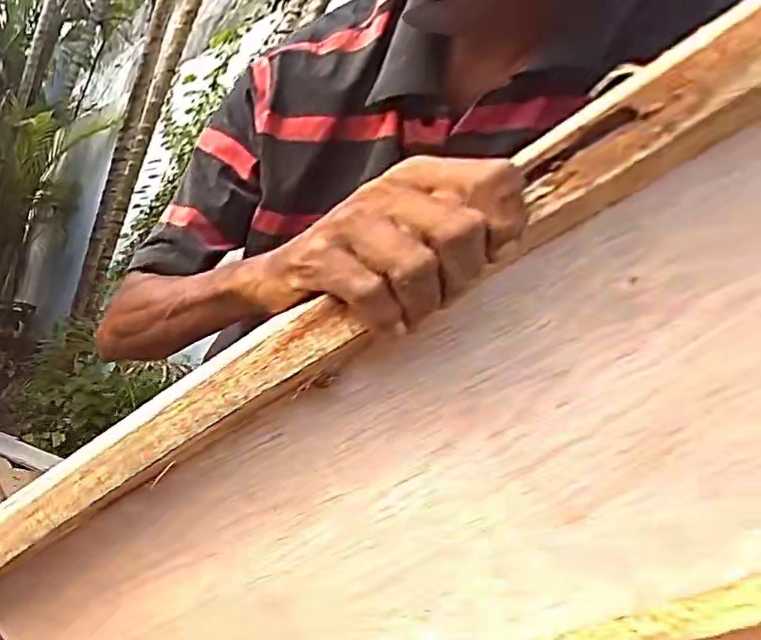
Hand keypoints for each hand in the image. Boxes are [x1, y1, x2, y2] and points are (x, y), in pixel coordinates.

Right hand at [235, 156, 525, 333]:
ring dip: (423, 303)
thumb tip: (504, 245)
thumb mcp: (399, 227)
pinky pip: (369, 291)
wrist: (268, 279)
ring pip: (415, 265)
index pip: (493, 180)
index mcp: (413, 175)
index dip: (507, 223)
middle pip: (458, 229)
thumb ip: (446, 221)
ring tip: (417, 317)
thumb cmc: (346, 260)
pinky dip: (384, 317)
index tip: (493, 257)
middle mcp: (381, 192)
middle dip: (462, 275)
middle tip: (449, 299)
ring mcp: (345, 225)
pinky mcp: (316, 260)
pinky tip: (388, 328)